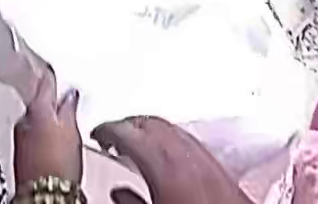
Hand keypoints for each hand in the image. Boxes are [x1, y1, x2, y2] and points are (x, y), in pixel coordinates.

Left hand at [14, 63, 82, 188]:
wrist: (45, 195)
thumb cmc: (57, 165)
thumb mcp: (72, 129)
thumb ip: (69, 105)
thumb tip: (70, 94)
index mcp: (36, 107)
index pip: (45, 80)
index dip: (54, 73)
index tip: (59, 69)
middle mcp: (24, 119)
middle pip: (39, 100)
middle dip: (51, 99)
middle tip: (67, 100)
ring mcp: (20, 136)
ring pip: (36, 117)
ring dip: (47, 116)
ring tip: (63, 123)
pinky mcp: (21, 153)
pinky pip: (33, 132)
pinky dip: (43, 132)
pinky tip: (54, 140)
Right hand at [93, 116, 251, 203]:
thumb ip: (131, 201)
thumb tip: (119, 193)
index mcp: (163, 162)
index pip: (129, 130)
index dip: (108, 128)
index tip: (98, 132)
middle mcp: (185, 151)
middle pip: (151, 122)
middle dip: (129, 124)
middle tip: (113, 134)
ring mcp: (204, 157)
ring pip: (171, 128)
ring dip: (150, 129)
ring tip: (135, 143)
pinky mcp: (219, 167)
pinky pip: (188, 139)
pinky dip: (170, 138)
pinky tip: (166, 157)